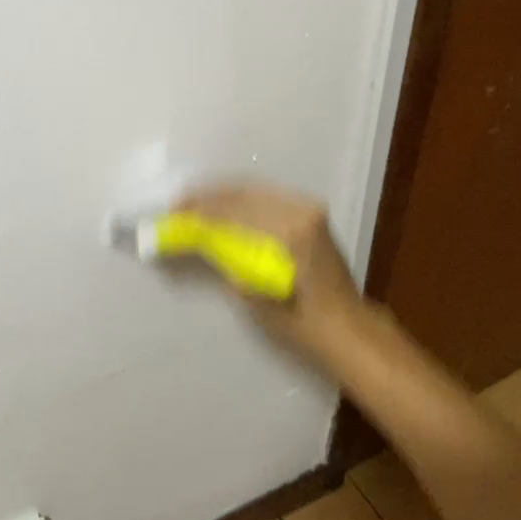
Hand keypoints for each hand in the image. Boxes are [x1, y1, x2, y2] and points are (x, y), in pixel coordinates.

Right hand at [173, 183, 370, 360]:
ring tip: (194, 204)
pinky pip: (267, 199)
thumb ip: (230, 261)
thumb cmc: (303, 323)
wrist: (346, 327)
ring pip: (255, 192)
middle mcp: (301, 209)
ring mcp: (308, 209)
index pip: (236, 210)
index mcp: (291, 229)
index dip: (201, 209)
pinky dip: (242, 202)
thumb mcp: (257, 297)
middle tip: (178, 206)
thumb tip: (201, 241)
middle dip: (208, 198)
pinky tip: (223, 208)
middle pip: (244, 194)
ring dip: (223, 197)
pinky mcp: (310, 214)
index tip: (174, 213)